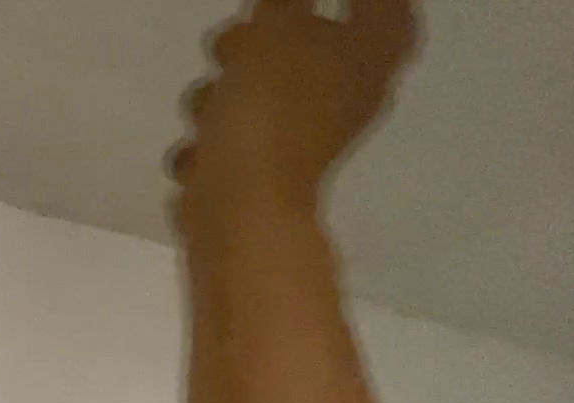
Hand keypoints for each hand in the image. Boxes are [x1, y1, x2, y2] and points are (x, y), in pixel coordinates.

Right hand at [170, 0, 418, 225]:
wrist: (237, 210)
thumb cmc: (269, 116)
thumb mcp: (276, 33)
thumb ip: (282, 0)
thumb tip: (279, 1)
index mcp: (375, 48)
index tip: (283, 2)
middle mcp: (349, 89)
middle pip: (304, 44)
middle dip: (259, 41)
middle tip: (231, 40)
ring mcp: (301, 136)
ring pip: (255, 94)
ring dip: (220, 96)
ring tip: (203, 106)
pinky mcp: (257, 172)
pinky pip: (227, 143)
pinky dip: (208, 146)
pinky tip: (198, 153)